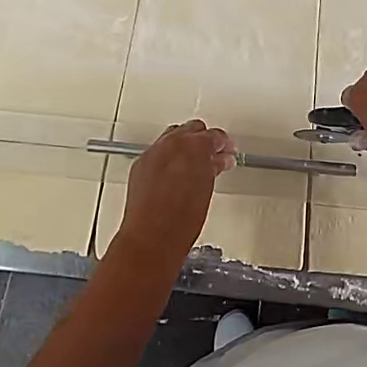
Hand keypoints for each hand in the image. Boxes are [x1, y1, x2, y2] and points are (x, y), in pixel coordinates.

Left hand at [113, 120, 234, 259]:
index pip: (214, 135)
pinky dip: (168, 157)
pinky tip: (175, 172)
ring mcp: (154, 153)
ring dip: (185, 146)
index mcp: (195, 146)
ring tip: (194, 163)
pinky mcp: (140, 165)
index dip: (223, 143)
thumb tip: (214, 163)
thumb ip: (212, 167)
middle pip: (192, 130)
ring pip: (173, 137)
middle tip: (213, 153)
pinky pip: (157, 152)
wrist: (153, 237)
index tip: (226, 150)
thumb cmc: (181, 219)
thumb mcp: (208, 186)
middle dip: (203, 139)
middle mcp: (172, 144)